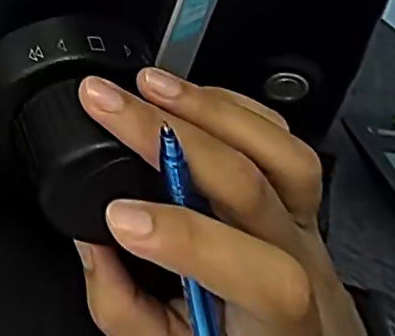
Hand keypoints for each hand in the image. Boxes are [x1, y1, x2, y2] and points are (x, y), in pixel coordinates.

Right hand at [73, 69, 364, 335]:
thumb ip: (126, 309)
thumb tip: (90, 239)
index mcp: (282, 325)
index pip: (258, 276)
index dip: (185, 237)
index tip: (118, 216)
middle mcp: (303, 266)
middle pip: (248, 186)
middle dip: (166, 135)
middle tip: (104, 103)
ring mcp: (304, 223)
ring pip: (278, 151)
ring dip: (204, 107)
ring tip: (148, 83)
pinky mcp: (296, 192)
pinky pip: (279, 135)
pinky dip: (227, 104)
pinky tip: (186, 92)